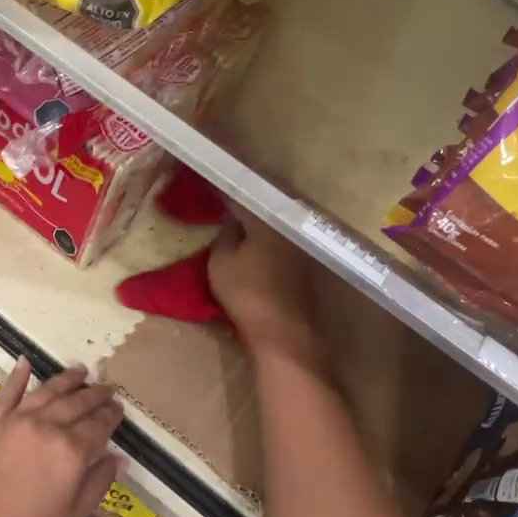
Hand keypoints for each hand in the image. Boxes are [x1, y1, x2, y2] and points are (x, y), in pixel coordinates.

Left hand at [0, 359, 124, 516]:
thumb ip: (98, 483)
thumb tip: (119, 459)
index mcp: (72, 452)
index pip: (99, 425)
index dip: (111, 415)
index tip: (119, 409)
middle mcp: (47, 427)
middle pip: (77, 403)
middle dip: (95, 395)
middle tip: (107, 389)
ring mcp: (15, 422)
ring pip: (47, 392)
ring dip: (67, 379)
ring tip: (81, 370)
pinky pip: (7, 394)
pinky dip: (17, 376)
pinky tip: (25, 362)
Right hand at [208, 206, 325, 369]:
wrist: (283, 331)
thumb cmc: (247, 293)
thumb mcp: (221, 262)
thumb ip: (225, 234)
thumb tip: (230, 217)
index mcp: (267, 220)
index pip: (243, 196)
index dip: (225, 191)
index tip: (212, 184)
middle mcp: (289, 226)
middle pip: (268, 203)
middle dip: (249, 197)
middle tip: (229, 192)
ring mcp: (302, 245)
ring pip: (279, 220)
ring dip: (263, 213)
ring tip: (243, 209)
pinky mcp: (306, 264)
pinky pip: (285, 237)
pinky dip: (271, 232)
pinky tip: (259, 235)